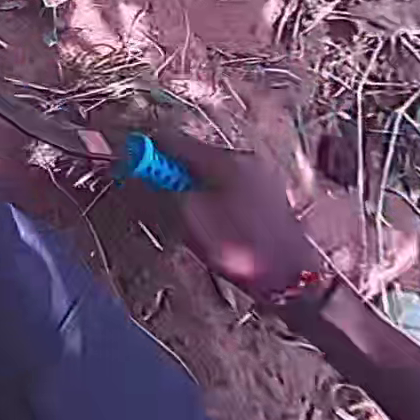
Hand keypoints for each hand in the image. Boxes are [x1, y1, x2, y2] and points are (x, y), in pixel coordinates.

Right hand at [155, 126, 325, 300]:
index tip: (128, 163)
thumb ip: (163, 185)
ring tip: (184, 208)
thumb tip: (141, 167)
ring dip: (187, 181)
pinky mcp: (266, 191)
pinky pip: (224, 180)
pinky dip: (207, 189)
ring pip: (208, 168)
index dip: (147, 150)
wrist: (291, 279)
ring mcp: (258, 175)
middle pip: (191, 153)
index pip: (173, 141)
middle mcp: (242, 159)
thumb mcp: (188, 216)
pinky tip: (207, 213)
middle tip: (156, 192)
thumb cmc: (235, 246)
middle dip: (168, 168)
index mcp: (223, 161)